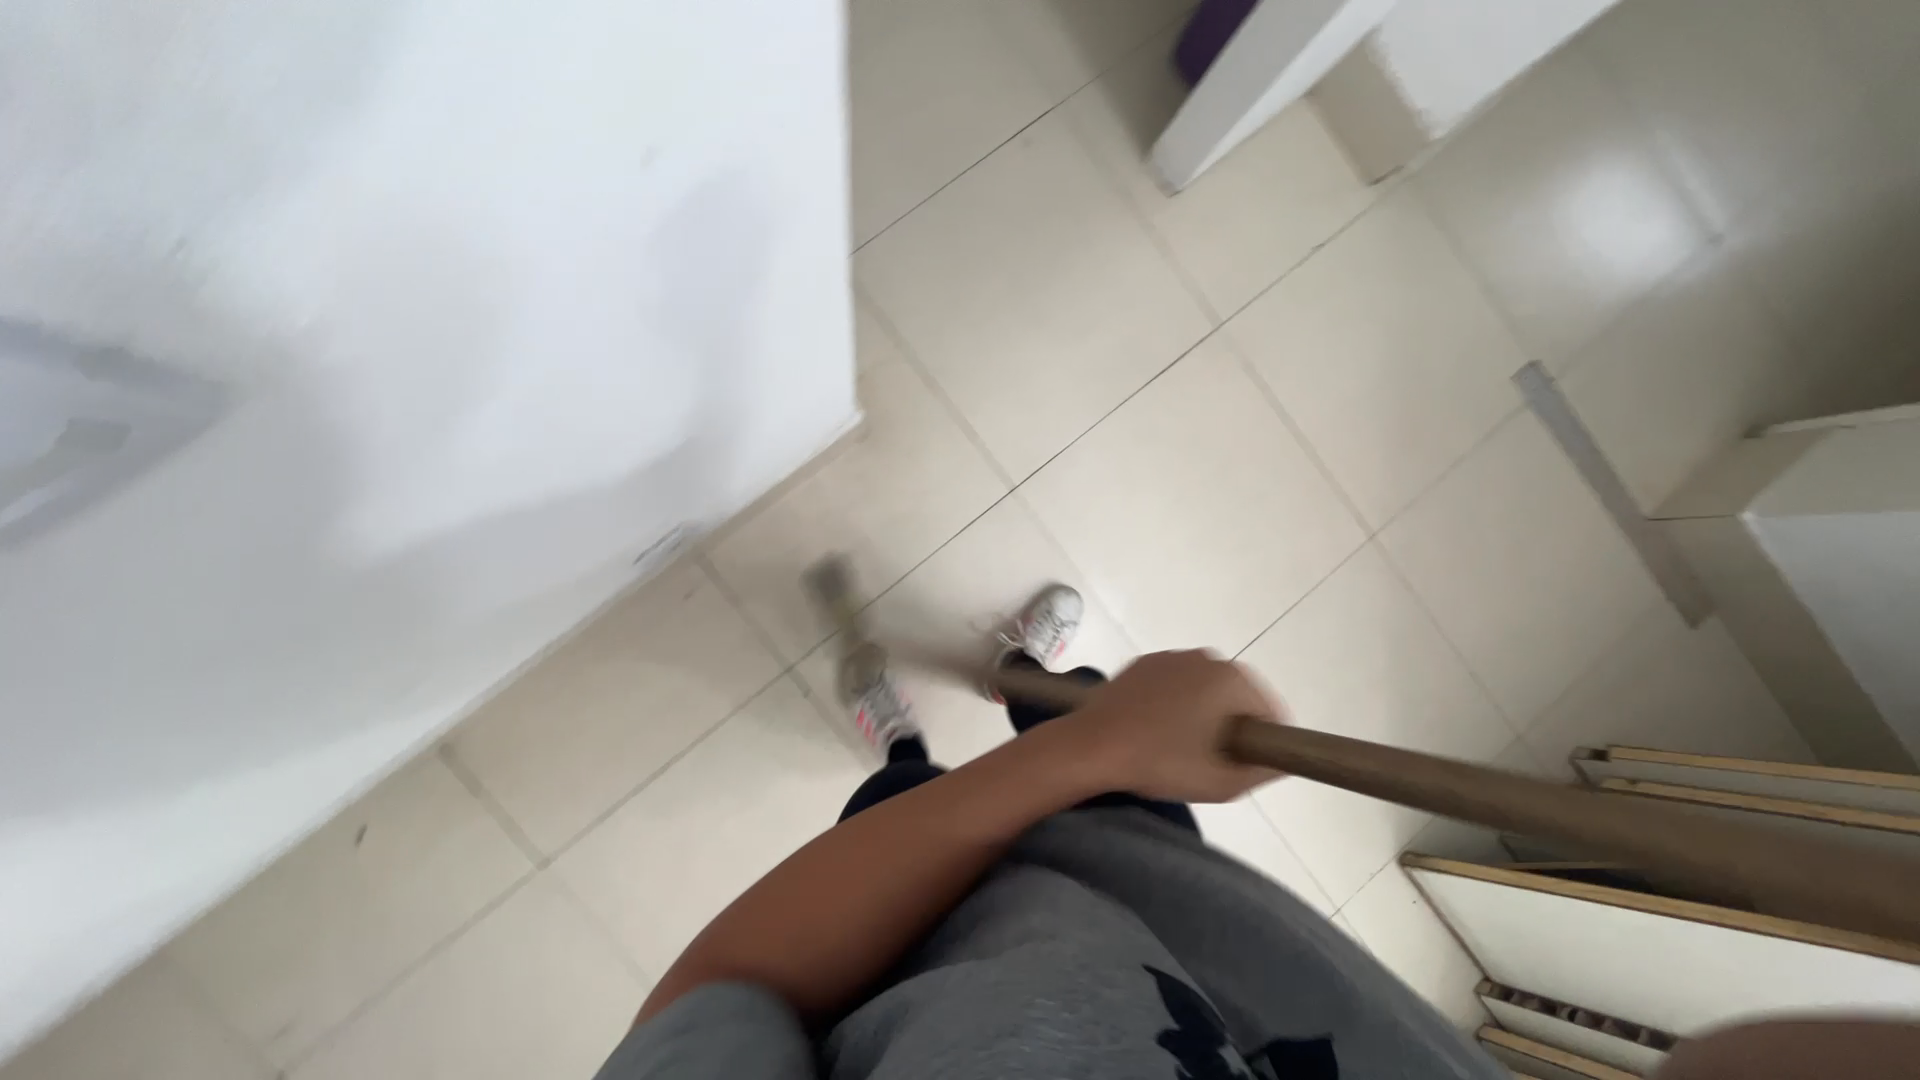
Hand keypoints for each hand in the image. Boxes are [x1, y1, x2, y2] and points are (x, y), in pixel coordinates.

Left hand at [1060, 650, 1286, 802]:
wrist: (1091, 745)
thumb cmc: (1160, 763)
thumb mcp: (1223, 782)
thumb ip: (1264, 770)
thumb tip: (1281, 759)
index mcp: (1231, 678)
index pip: (1269, 713)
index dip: (1261, 744)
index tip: (1239, 766)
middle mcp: (1205, 657)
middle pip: (1236, 698)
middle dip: (1231, 727)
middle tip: (1209, 761)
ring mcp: (1171, 656)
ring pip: (1204, 690)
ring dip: (1202, 714)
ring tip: (1178, 748)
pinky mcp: (1143, 663)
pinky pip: (1174, 685)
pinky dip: (1173, 704)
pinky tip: (1155, 730)